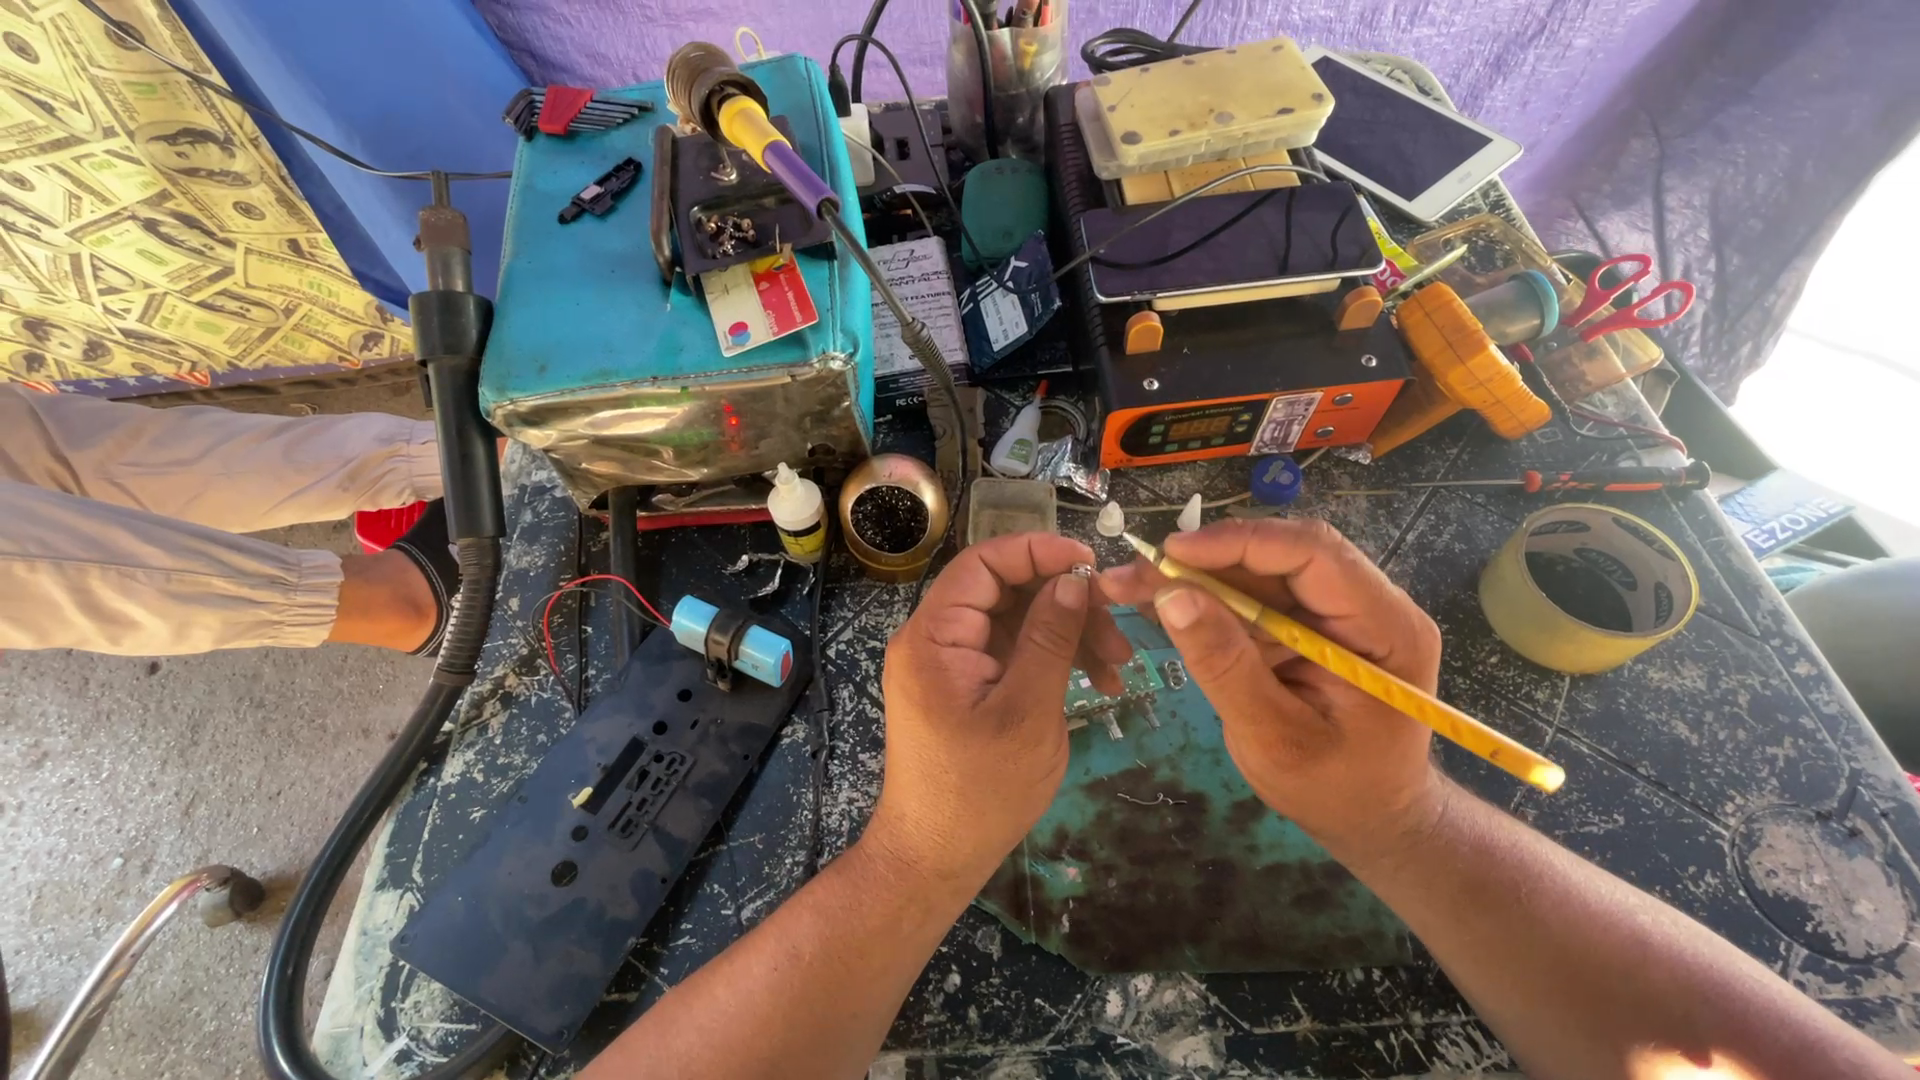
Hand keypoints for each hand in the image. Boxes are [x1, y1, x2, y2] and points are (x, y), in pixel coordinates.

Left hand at [870, 533, 1132, 885]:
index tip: (1091, 564)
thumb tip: (1074, 580)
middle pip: (1006, 592)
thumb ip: (1050, 639)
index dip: (1037, 552)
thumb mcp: (1027, 711)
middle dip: (1066, 603)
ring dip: (1069, 635)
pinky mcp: (969, 685)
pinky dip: (1054, 661)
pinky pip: (1015, 653)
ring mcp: (952, 663)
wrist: (937, 857)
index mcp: (934, 635)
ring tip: (1120, 668)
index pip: (983, 563)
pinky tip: (1099, 684)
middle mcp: (935, 639)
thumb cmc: (979, 791)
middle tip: (1118, 631)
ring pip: (1018, 622)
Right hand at [1099, 518, 1448, 863]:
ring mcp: (1330, 613)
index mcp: (1385, 627)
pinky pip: (1246, 599)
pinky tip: (1153, 602)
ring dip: (1189, 577)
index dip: (1240, 543)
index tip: (1172, 553)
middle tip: (1133, 572)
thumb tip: (1174, 596)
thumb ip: (1227, 666)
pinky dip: (1198, 599)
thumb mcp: (1275, 737)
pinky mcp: (1300, 625)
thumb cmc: (1335, 788)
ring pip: (1253, 574)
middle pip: (1276, 557)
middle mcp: (1363, 605)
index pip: (1314, 554)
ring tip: (1128, 584)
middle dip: (1201, 561)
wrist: (1368, 817)